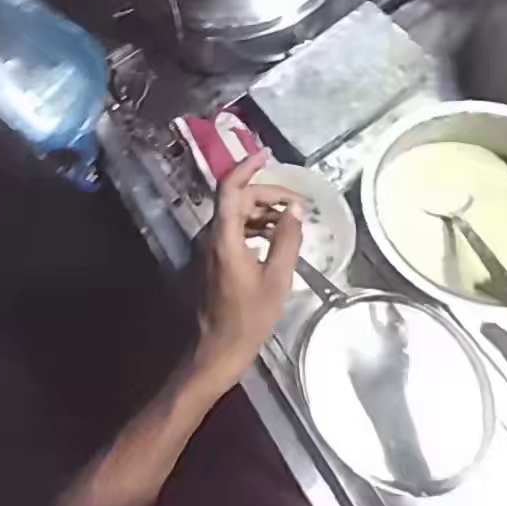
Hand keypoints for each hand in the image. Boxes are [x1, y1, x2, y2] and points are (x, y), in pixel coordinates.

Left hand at [189, 150, 303, 398]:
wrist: (216, 350)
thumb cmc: (248, 319)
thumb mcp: (277, 279)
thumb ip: (286, 240)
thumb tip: (295, 211)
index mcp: (224, 237)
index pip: (230, 188)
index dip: (247, 166)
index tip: (268, 155)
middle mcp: (212, 236)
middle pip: (236, 199)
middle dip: (266, 193)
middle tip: (297, 203)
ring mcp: (210, 249)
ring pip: (234, 215)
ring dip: (261, 210)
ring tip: (291, 217)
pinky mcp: (213, 260)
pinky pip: (233, 231)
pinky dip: (253, 226)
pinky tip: (274, 237)